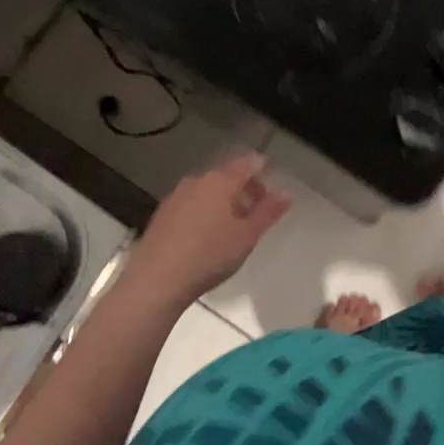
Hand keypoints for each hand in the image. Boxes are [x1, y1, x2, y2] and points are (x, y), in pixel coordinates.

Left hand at [123, 152, 291, 306]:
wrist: (156, 280)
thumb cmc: (209, 255)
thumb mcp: (246, 236)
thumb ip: (268, 212)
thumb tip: (288, 192)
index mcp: (220, 181)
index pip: (247, 164)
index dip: (262, 166)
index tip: (273, 173)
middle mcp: (197, 181)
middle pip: (227, 175)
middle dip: (245, 186)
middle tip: (259, 206)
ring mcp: (176, 197)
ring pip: (208, 189)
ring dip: (225, 199)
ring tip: (235, 223)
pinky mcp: (162, 215)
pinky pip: (192, 203)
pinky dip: (206, 209)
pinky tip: (208, 233)